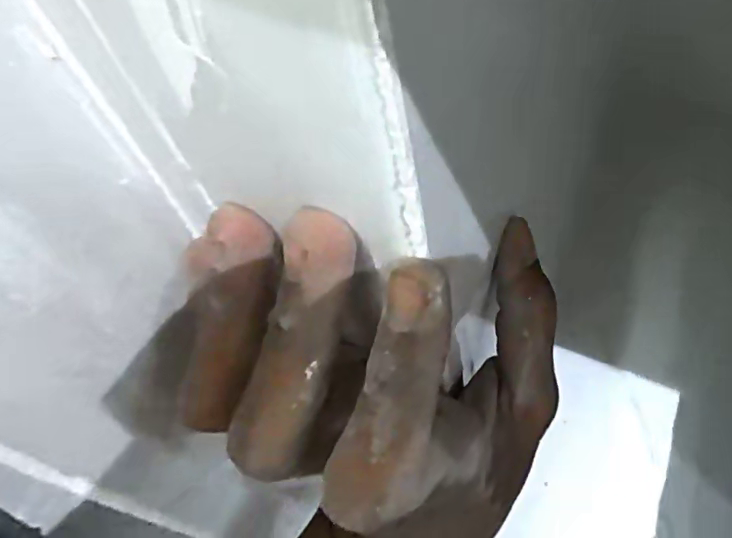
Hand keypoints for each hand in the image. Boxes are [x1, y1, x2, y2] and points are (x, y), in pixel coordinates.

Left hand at [179, 205, 557, 535]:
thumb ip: (526, 322)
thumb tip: (516, 235)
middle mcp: (328, 468)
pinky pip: (204, 379)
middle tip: (317, 224)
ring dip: (232, 309)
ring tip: (239, 224)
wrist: (407, 520)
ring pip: (226, 404)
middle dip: (301, 318)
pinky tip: (213, 246)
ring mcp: (280, 442)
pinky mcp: (248, 411)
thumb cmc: (473, 448)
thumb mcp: (524, 402)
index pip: (396, 430)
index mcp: (412, 470)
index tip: (417, 272)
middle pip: (283, 426)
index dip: (403, 355)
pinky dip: (206, 311)